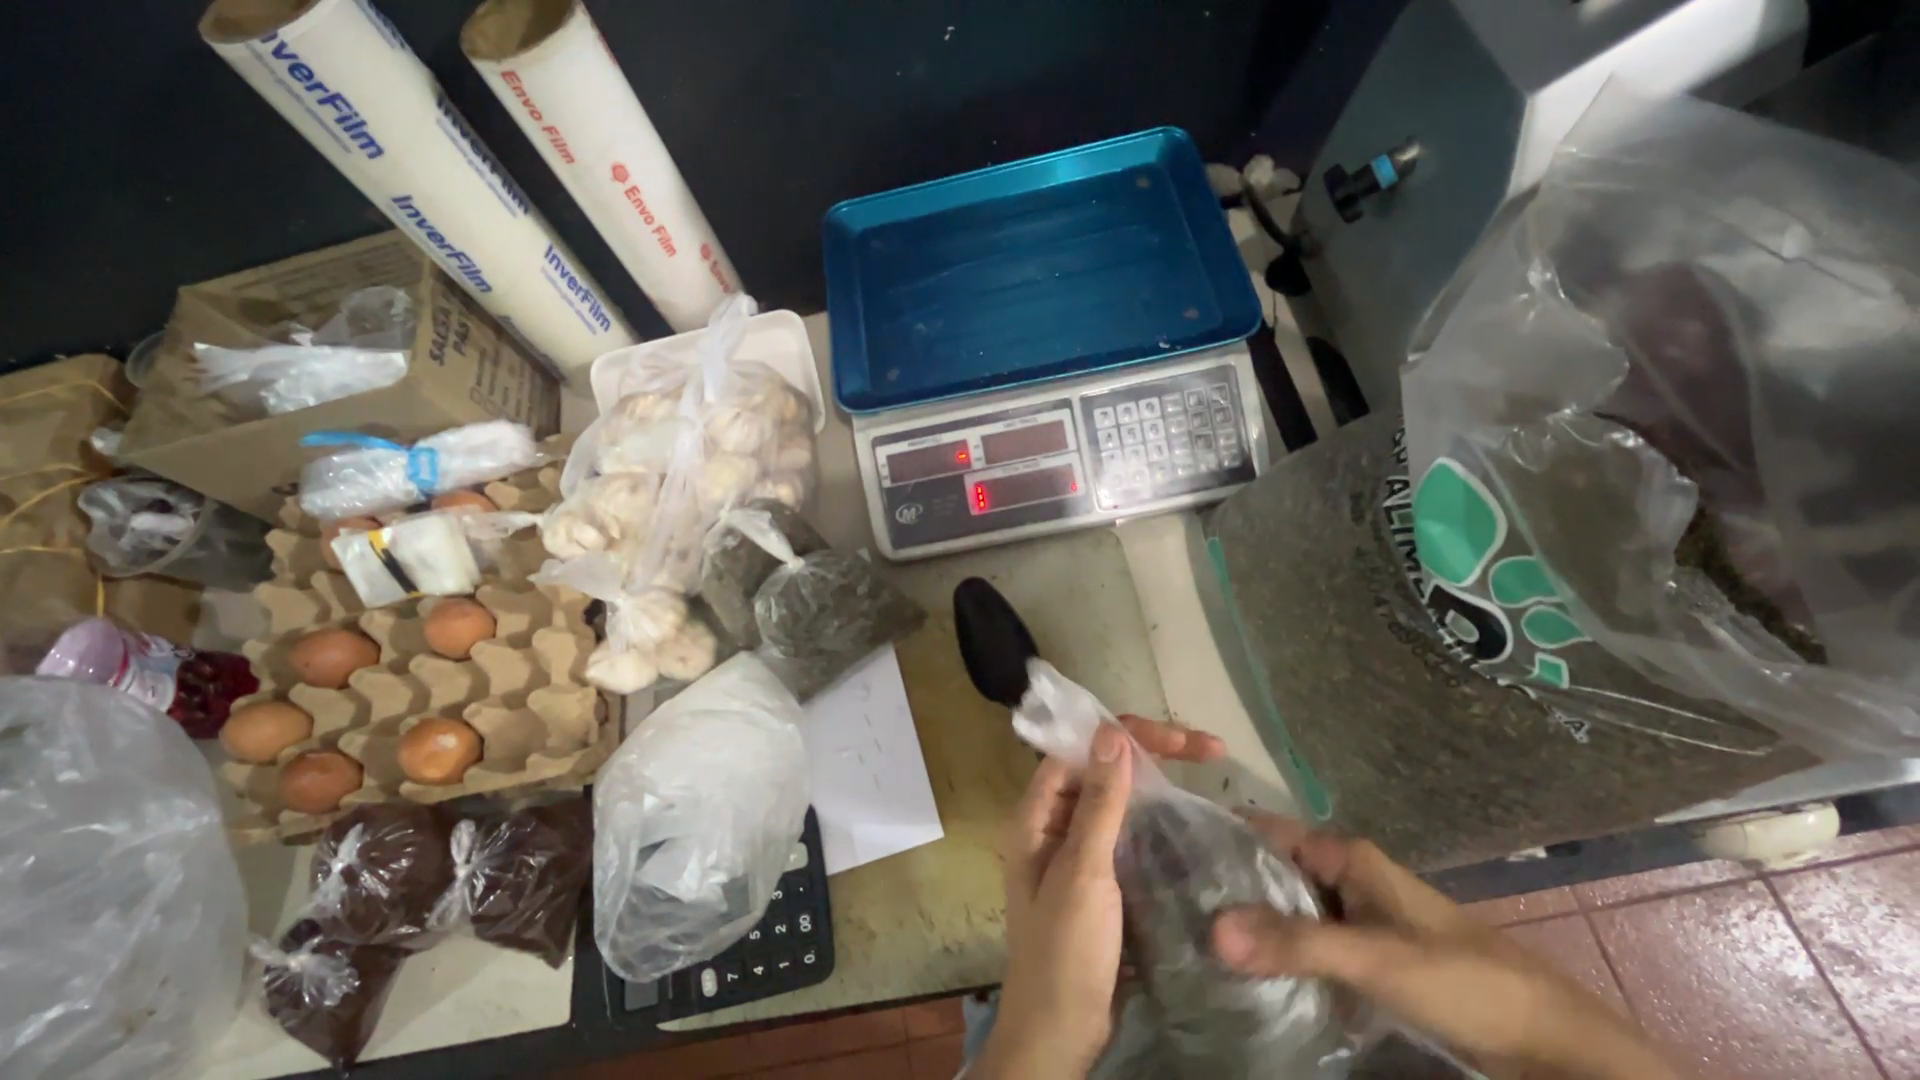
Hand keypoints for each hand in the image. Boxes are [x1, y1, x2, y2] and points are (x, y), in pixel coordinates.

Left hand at [977, 716, 1224, 1079]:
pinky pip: (1128, 833)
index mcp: (1036, 816)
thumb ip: (1098, 803)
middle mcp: (1054, 825)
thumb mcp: (1083, 871)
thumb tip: (1111, 733)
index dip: (1124, 735)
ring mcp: (1078, 853)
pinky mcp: (1102, 879)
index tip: (1180, 740)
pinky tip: (1191, 819)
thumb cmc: (1065, 949)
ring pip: (1118, 799)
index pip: (1078, 751)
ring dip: (1157, 783)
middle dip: (1151, 752)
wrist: (1061, 1030)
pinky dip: (1156, 819)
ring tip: (1209, 774)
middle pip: (1101, 769)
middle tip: (1210, 751)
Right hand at [1210, 815, 1682, 1079]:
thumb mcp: (1375, 959)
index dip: (1221, 834)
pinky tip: (1248, 975)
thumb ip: (1295, 942)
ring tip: (1192, 938)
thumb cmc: (1463, 980)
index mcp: (1350, 858)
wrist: (1549, 1043)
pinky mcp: (1370, 958)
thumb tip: (1210, 929)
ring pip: (1290, 910)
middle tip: (1168, 904)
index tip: (1167, 850)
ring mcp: (1360, 920)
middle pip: (1273, 870)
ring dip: (1251, 923)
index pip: (1267, 829)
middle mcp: (1349, 879)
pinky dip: (1280, 955)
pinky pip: (1310, 946)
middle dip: (1227, 884)